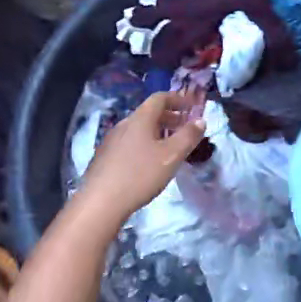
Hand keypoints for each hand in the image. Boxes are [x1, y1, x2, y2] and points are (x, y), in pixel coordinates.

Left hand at [76, 90, 206, 218]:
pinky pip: (130, 142)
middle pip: (148, 113)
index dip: (177, 99)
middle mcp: (123, 125)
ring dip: (157, 131)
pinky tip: (149, 162)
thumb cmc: (140, 174)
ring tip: (170, 146)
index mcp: (140, 119)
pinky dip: (145, 143)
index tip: (191, 106)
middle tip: (185, 127)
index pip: (159, 98)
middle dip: (169, 117)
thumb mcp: (171, 155)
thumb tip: (200, 120)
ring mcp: (111, 141)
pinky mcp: (105, 157)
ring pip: (139, 129)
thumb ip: (188, 136)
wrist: (100, 203)